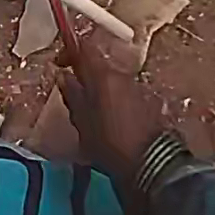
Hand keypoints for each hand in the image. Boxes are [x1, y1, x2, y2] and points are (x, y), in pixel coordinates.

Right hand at [58, 34, 166, 186]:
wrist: (153, 165)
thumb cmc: (110, 144)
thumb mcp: (82, 122)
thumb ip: (72, 95)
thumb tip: (64, 76)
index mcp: (103, 76)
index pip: (84, 48)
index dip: (70, 48)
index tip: (60, 60)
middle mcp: (123, 76)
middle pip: (99, 64)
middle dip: (84, 72)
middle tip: (71, 88)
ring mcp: (139, 88)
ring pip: (113, 79)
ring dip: (99, 87)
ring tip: (89, 107)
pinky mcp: (150, 102)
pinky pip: (125, 92)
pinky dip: (114, 97)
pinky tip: (109, 117)